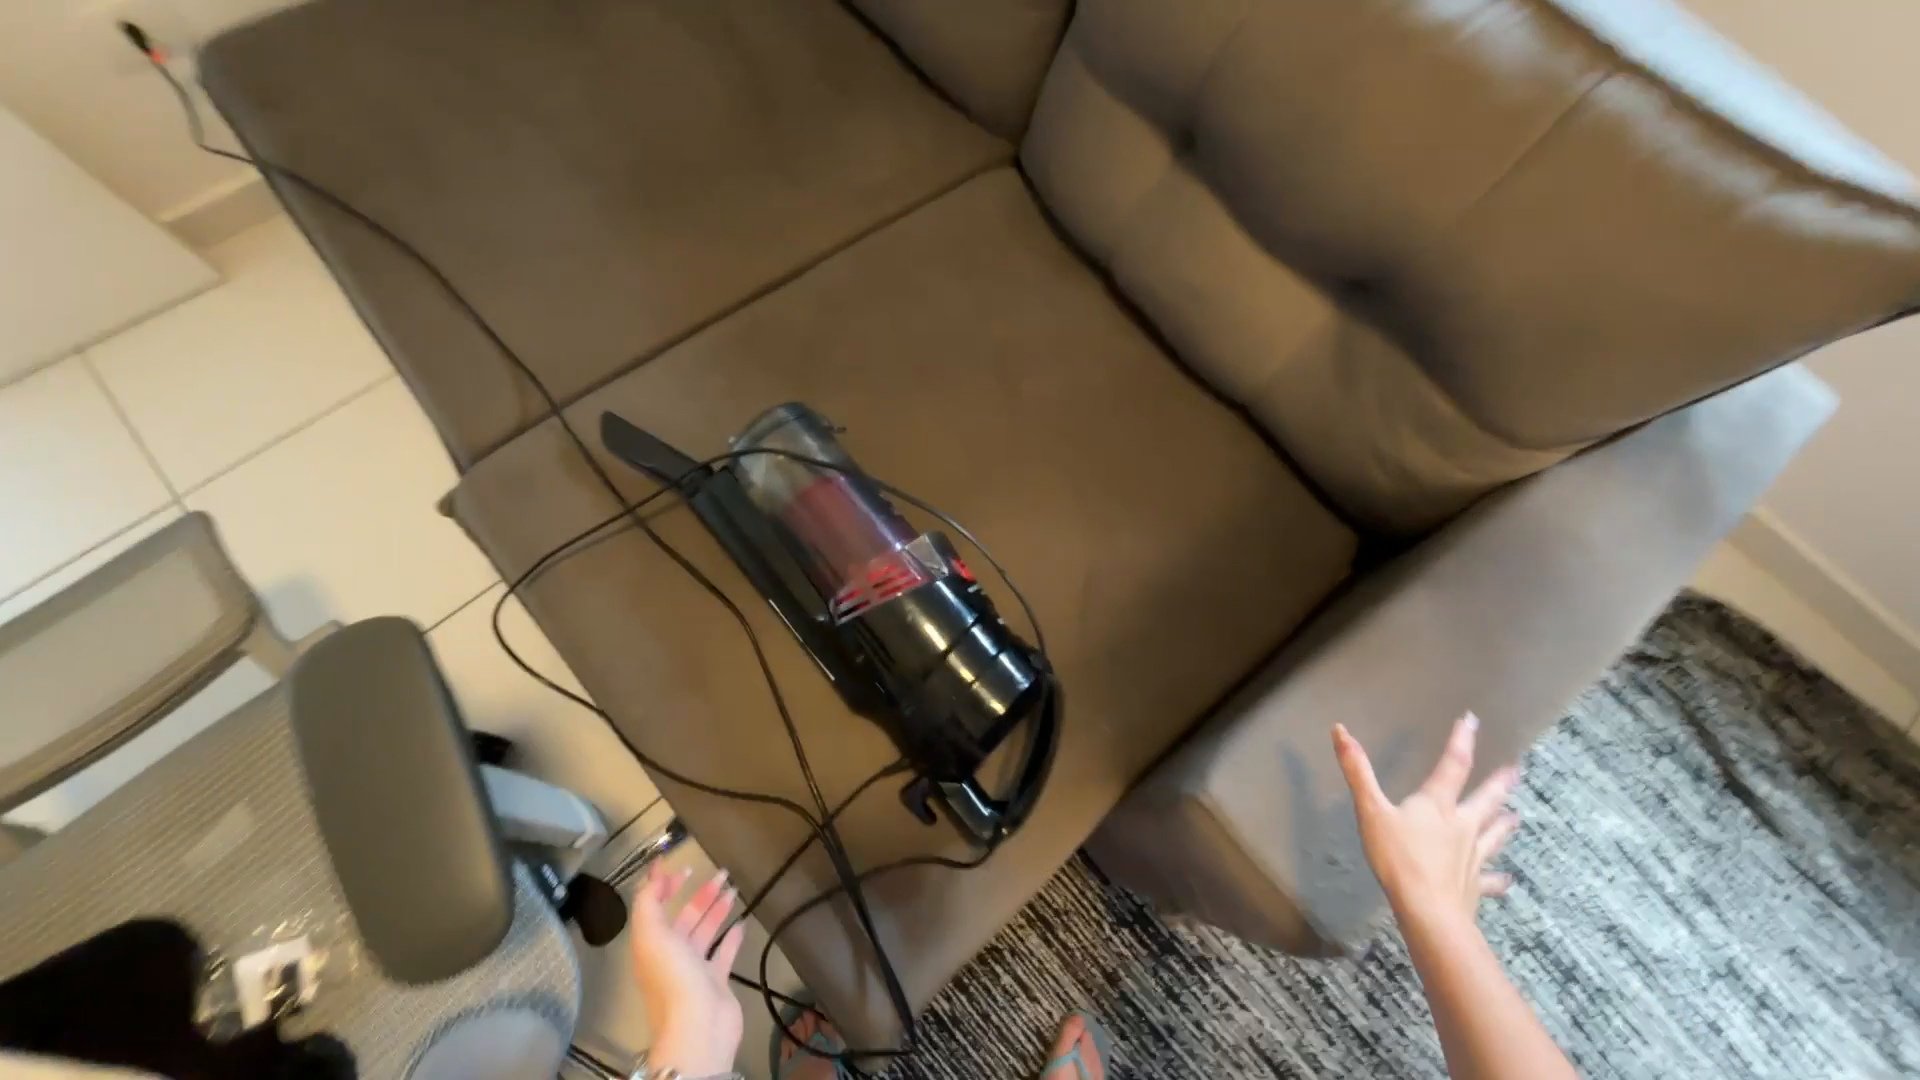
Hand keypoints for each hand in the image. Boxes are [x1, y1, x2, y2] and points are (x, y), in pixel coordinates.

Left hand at [630, 862, 747, 1076]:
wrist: (699, 1027)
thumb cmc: (673, 978)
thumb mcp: (652, 936)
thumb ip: (649, 903)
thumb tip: (654, 874)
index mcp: (651, 944)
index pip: (655, 907)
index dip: (664, 885)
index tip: (682, 864)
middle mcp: (671, 954)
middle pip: (685, 917)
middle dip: (700, 894)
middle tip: (722, 873)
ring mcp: (695, 968)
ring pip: (706, 931)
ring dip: (717, 909)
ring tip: (733, 888)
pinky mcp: (717, 980)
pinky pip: (724, 952)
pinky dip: (732, 935)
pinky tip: (742, 921)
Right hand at [1333, 713, 1519, 926]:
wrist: (1429, 911)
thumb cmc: (1397, 857)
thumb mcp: (1370, 810)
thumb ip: (1357, 771)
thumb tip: (1340, 730)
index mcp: (1437, 805)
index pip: (1453, 765)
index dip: (1461, 740)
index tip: (1472, 720)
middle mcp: (1462, 825)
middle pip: (1485, 799)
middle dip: (1499, 782)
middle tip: (1515, 769)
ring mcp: (1473, 857)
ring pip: (1494, 835)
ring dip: (1504, 823)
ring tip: (1516, 815)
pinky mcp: (1475, 885)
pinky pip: (1491, 879)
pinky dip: (1500, 878)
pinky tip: (1507, 879)